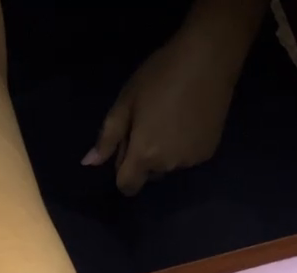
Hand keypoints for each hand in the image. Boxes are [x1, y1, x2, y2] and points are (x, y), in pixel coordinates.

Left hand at [83, 23, 244, 194]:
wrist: (207, 61)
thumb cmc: (159, 76)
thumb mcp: (126, 102)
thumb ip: (108, 137)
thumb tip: (89, 163)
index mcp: (144, 154)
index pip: (127, 186)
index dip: (122, 174)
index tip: (125, 151)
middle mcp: (168, 166)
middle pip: (148, 174)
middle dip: (144, 157)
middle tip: (149, 123)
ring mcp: (190, 162)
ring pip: (168, 165)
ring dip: (164, 151)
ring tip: (171, 119)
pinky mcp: (207, 154)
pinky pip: (187, 157)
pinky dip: (183, 146)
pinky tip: (188, 121)